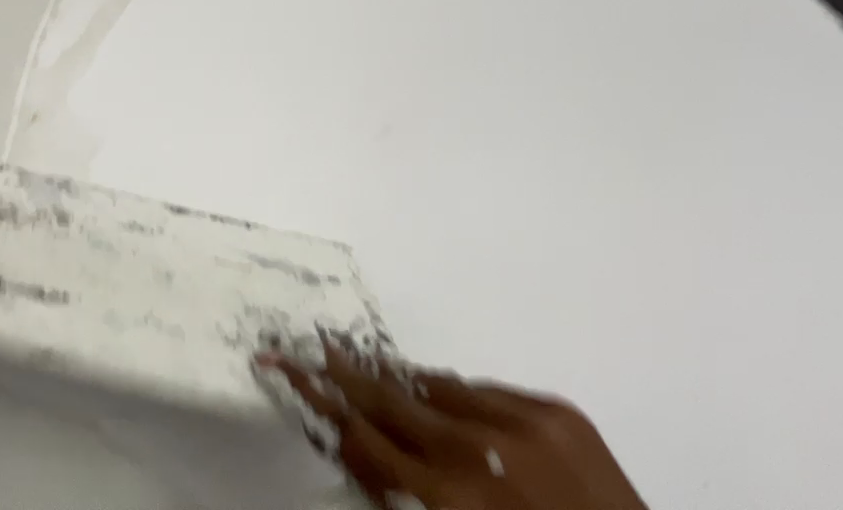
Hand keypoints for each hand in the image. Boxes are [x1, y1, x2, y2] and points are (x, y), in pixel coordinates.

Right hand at [258, 338, 647, 509]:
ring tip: (387, 379)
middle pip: (388, 400)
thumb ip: (402, 491)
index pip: (362, 435)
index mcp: (448, 500)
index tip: (285, 365)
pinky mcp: (557, 413)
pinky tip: (462, 415)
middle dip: (345, 374)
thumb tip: (359, 439)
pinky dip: (466, 401)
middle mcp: (477, 455)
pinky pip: (486, 391)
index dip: (320, 398)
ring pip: (437, 387)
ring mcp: (522, 427)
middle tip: (313, 347)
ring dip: (409, 389)